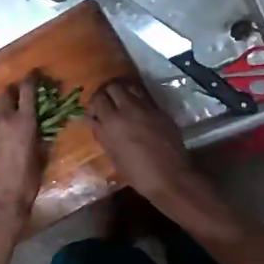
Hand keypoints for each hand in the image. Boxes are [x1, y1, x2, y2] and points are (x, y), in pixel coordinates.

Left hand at [0, 78, 45, 220]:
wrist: (2, 196)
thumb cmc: (29, 177)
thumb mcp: (42, 154)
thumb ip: (42, 135)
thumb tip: (43, 125)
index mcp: (25, 121)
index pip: (27, 90)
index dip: (31, 79)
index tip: (34, 74)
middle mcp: (6, 119)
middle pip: (7, 93)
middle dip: (14, 89)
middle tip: (20, 92)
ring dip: (2, 102)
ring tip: (9, 106)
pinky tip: (0, 125)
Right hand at [85, 79, 201, 205]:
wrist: (170, 176)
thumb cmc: (137, 173)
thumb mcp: (113, 156)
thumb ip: (102, 134)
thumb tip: (95, 121)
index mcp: (113, 122)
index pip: (98, 99)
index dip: (93, 104)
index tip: (94, 114)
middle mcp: (129, 108)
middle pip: (113, 86)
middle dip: (107, 94)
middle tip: (107, 105)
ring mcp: (147, 107)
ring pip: (130, 87)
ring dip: (123, 92)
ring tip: (122, 104)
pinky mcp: (160, 110)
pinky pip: (145, 98)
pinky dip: (137, 100)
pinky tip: (138, 112)